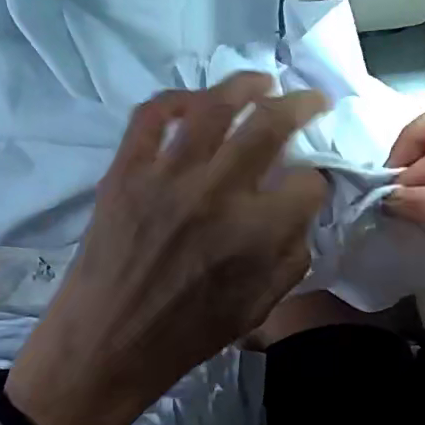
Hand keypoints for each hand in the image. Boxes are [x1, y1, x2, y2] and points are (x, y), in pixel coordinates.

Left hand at [8, 73, 328, 424]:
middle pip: (270, 125)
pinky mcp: (126, 170)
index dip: (317, 181)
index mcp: (255, 232)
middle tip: (311, 101)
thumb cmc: (189, 333)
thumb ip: (291, 253)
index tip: (310, 184)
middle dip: (301, 106)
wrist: (107, 342)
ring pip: (213, 106)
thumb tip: (300, 211)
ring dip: (245, 85)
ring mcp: (166, 175)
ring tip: (261, 82)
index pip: (307, 183)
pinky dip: (176, 99)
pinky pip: (150, 116)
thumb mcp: (260, 306)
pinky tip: (195, 102)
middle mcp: (216, 192)